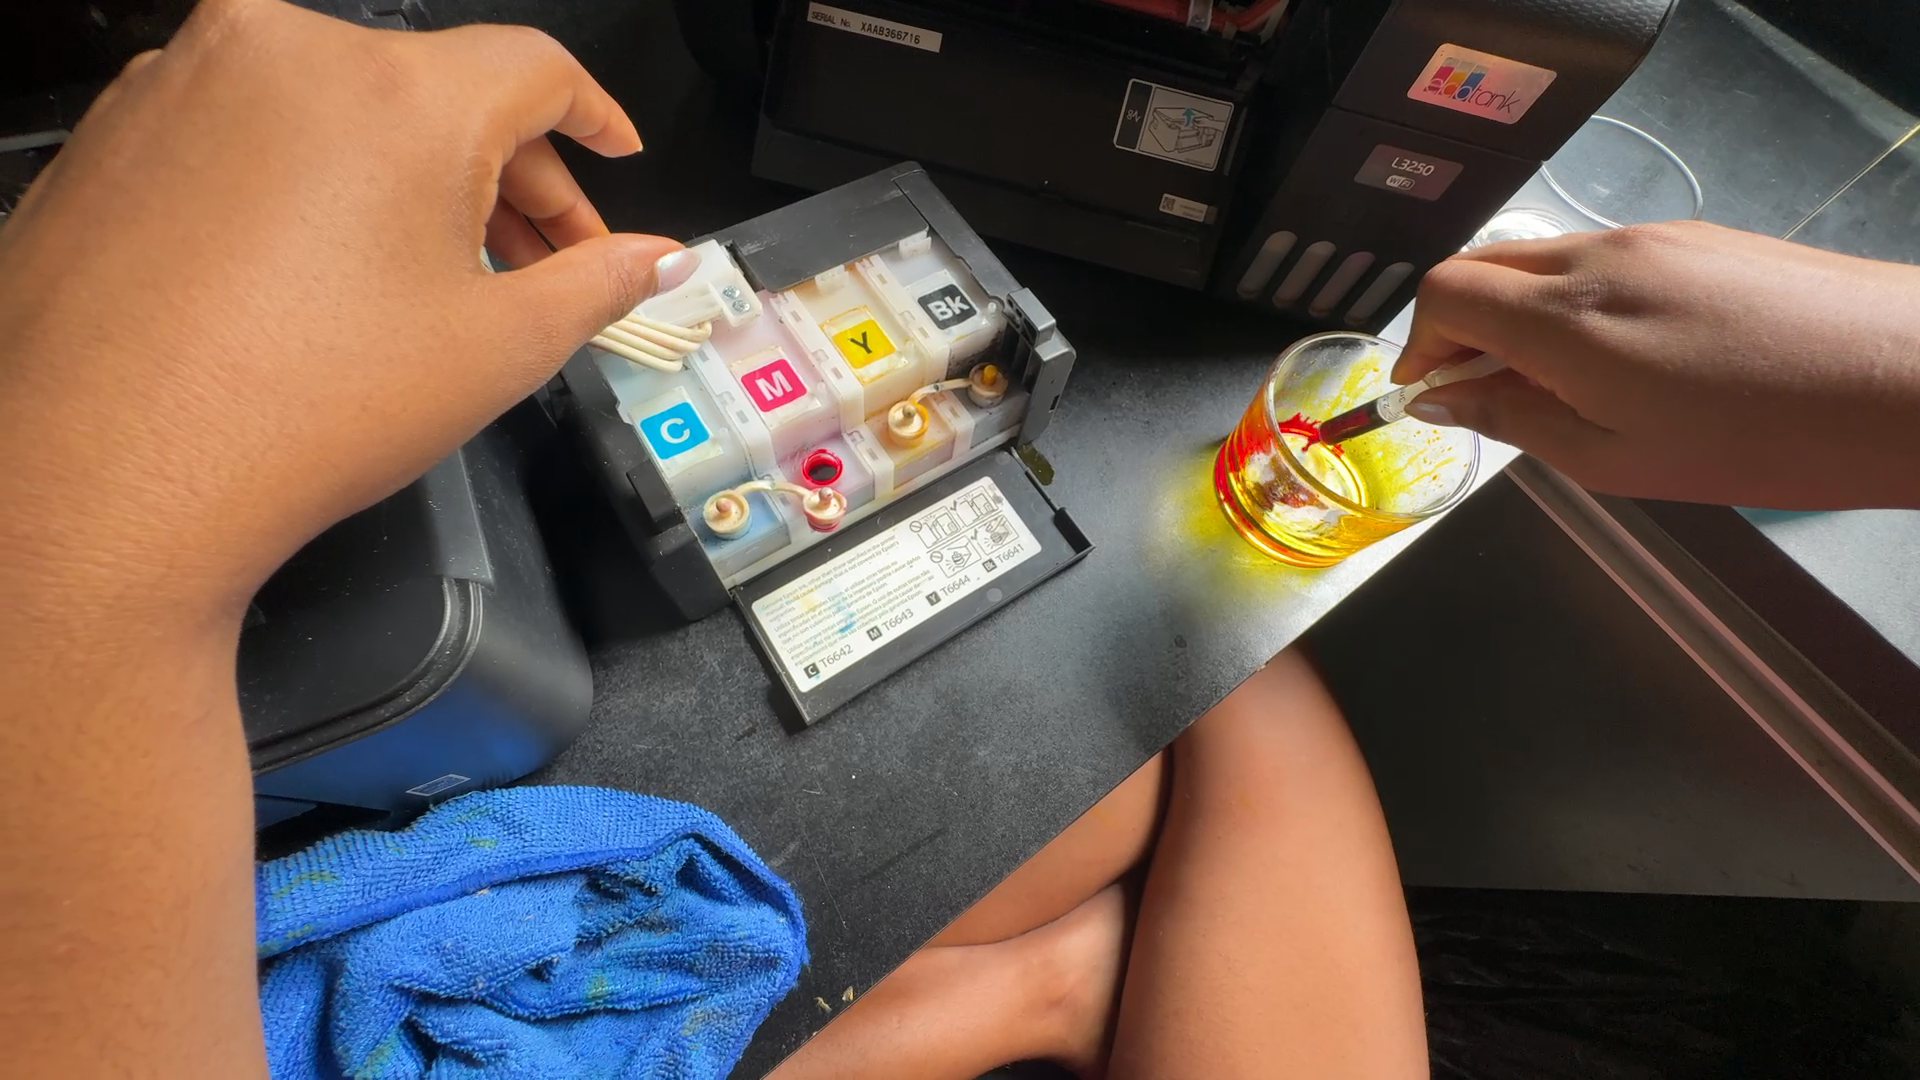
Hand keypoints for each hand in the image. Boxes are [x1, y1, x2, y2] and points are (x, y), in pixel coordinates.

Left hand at [0, 3, 680, 1074]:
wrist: (73, 491)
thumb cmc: (308, 410)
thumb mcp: (498, 346)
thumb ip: (592, 289)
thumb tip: (669, 268)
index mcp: (382, 96)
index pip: (537, 68)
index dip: (603, 115)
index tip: (631, 169)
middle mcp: (283, 63)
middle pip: (464, 100)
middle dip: (535, 182)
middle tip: (570, 265)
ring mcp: (198, 99)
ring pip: (382, 127)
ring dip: (457, 204)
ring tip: (485, 293)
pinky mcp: (138, 152)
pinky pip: (306, 154)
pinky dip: (374, 211)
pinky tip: (385, 292)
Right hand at [1393, 221, 1919, 509]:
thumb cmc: (1759, 438)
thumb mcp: (1605, 455)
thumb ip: (1505, 417)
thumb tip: (1437, 400)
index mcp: (1566, 315)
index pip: (1444, 291)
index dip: (1419, 341)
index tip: (1430, 388)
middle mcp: (1600, 257)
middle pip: (1477, 265)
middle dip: (1453, 325)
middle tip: (1473, 384)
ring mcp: (1652, 239)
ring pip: (1531, 261)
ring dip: (1507, 314)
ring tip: (1546, 378)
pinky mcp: (1693, 238)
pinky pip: (1589, 260)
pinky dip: (1560, 302)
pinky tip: (1604, 353)